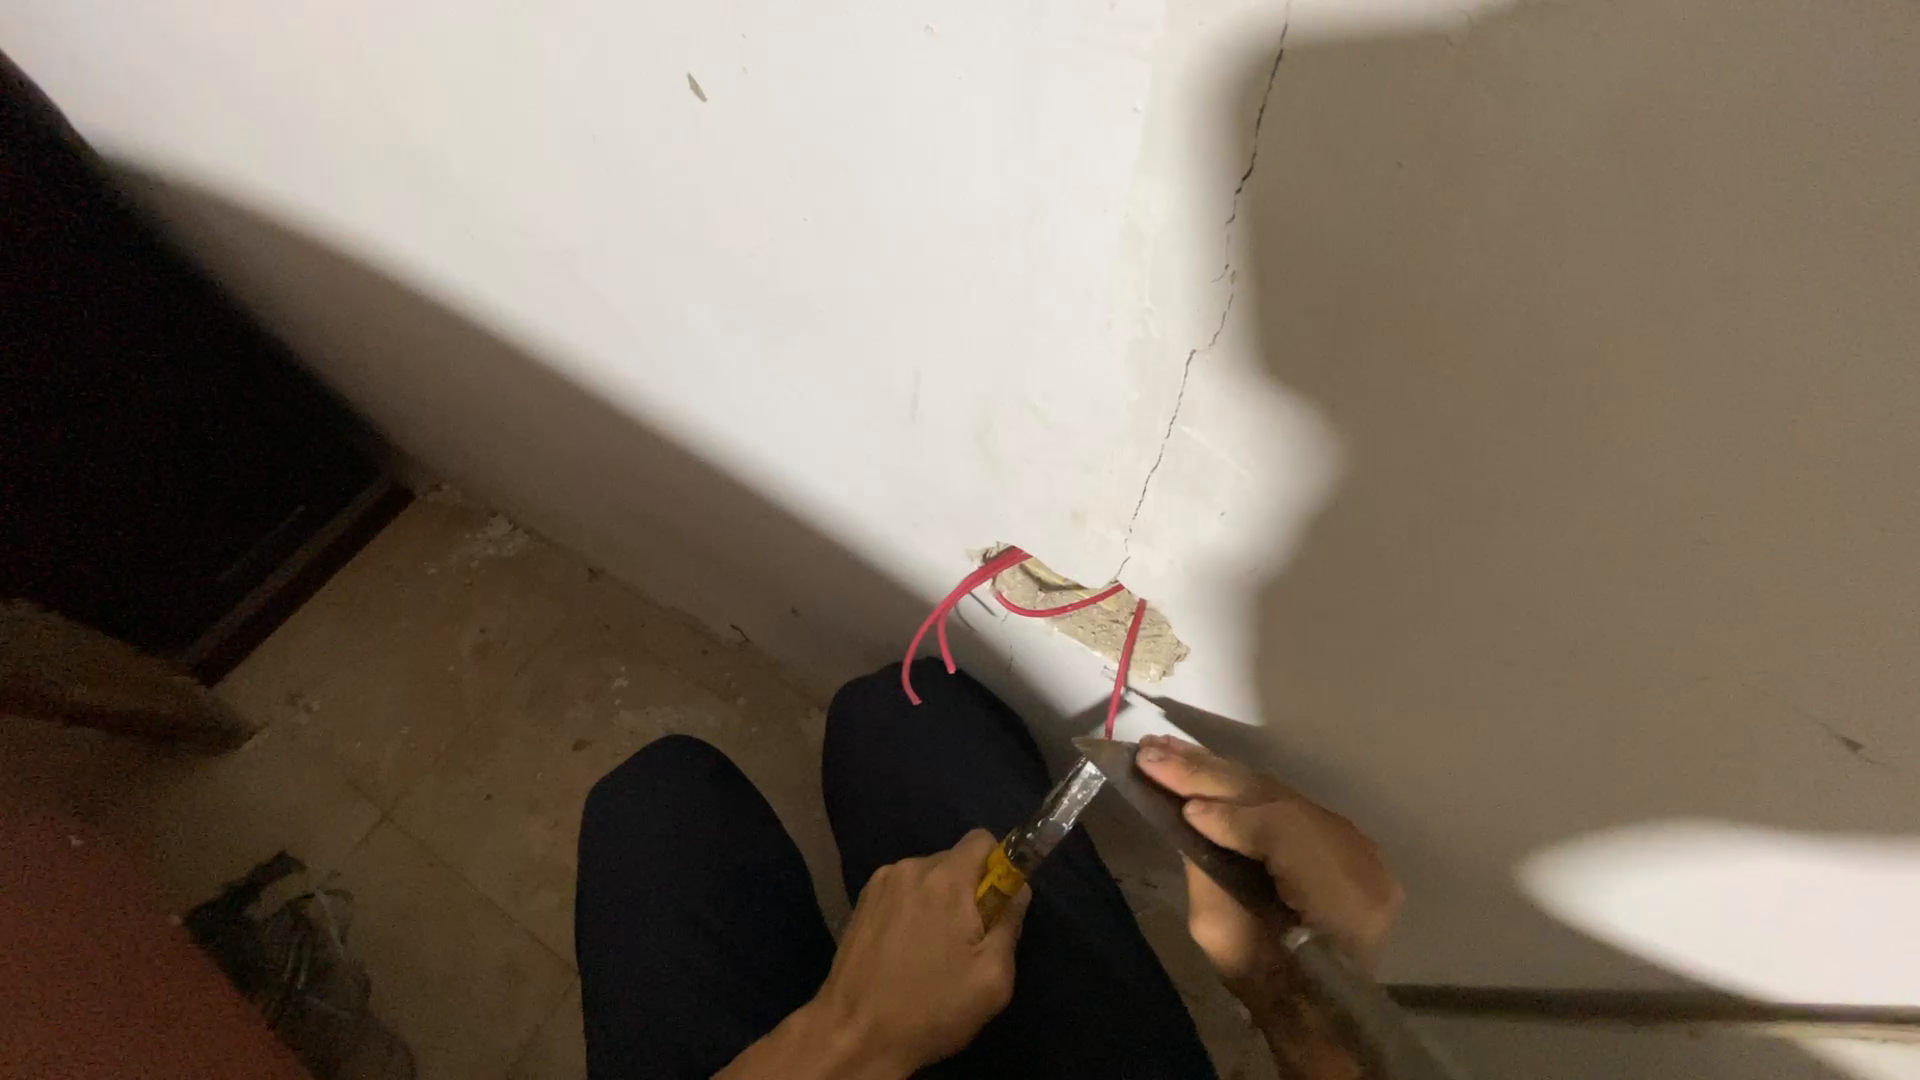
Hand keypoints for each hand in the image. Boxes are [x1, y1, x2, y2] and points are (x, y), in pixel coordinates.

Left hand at [813, 828, 1030, 1074]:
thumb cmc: (930, 1009)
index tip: (995, 905)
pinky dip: (912, 908)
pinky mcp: (863, 898)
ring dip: (938, 901)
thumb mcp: (991, 978)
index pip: (983, 839)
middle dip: (967, 891)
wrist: (854, 1034)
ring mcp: (883, 880)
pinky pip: (903, 889)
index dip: (998, 866)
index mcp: (947, 879)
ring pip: (928, 876)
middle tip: (965, 941)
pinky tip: (904, 949)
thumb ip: (1010, 923)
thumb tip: (1017, 888)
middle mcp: (913, 867)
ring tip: (930, 951)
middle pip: (955, 860)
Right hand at [1134, 735, 1400, 1034]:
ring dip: (1214, 768)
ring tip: (1164, 748)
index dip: (1233, 818)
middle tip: (1151, 752)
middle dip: (1207, 774)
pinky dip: (1236, 782)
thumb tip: (1192, 815)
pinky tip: (1199, 763)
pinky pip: (1280, 797)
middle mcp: (1355, 859)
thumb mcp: (1221, 932)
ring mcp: (1352, 842)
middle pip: (1275, 800)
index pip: (1284, 835)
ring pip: (1275, 791)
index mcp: (1336, 897)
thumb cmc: (1261, 974)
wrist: (1309, 998)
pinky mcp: (1337, 832)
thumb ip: (1210, 871)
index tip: (1186, 809)